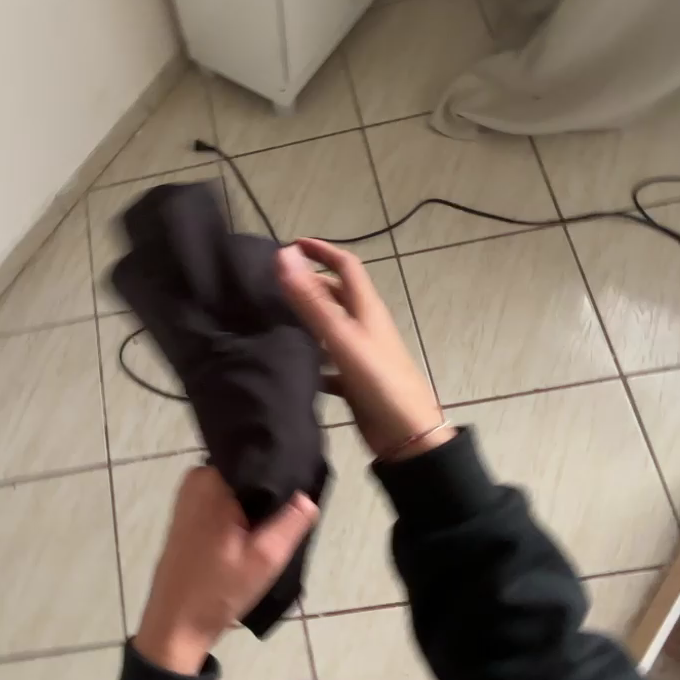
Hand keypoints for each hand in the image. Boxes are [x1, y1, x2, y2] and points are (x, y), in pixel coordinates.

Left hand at [135, 467, 318, 674]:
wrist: (175, 624)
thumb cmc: (217, 589)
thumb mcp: (263, 559)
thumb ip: (290, 523)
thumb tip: (308, 495)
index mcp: (211, 480)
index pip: (257, 461)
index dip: (281, 476)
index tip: (301, 493)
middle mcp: (196, 479)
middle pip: (247, 475)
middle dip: (269, 493)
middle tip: (292, 515)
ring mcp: (189, 495)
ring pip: (237, 490)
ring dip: (255, 506)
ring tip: (276, 525)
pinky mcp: (187, 512)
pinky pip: (223, 500)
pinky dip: (239, 513)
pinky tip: (254, 532)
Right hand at [278, 238, 454, 460]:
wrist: (407, 435)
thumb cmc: (378, 380)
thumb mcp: (341, 336)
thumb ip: (311, 299)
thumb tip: (284, 254)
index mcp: (366, 309)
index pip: (346, 266)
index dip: (322, 251)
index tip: (293, 244)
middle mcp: (364, 326)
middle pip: (336, 295)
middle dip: (309, 284)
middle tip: (274, 285)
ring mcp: (360, 353)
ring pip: (329, 328)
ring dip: (306, 320)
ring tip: (273, 320)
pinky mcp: (354, 380)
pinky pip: (327, 363)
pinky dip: (311, 359)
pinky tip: (290, 366)